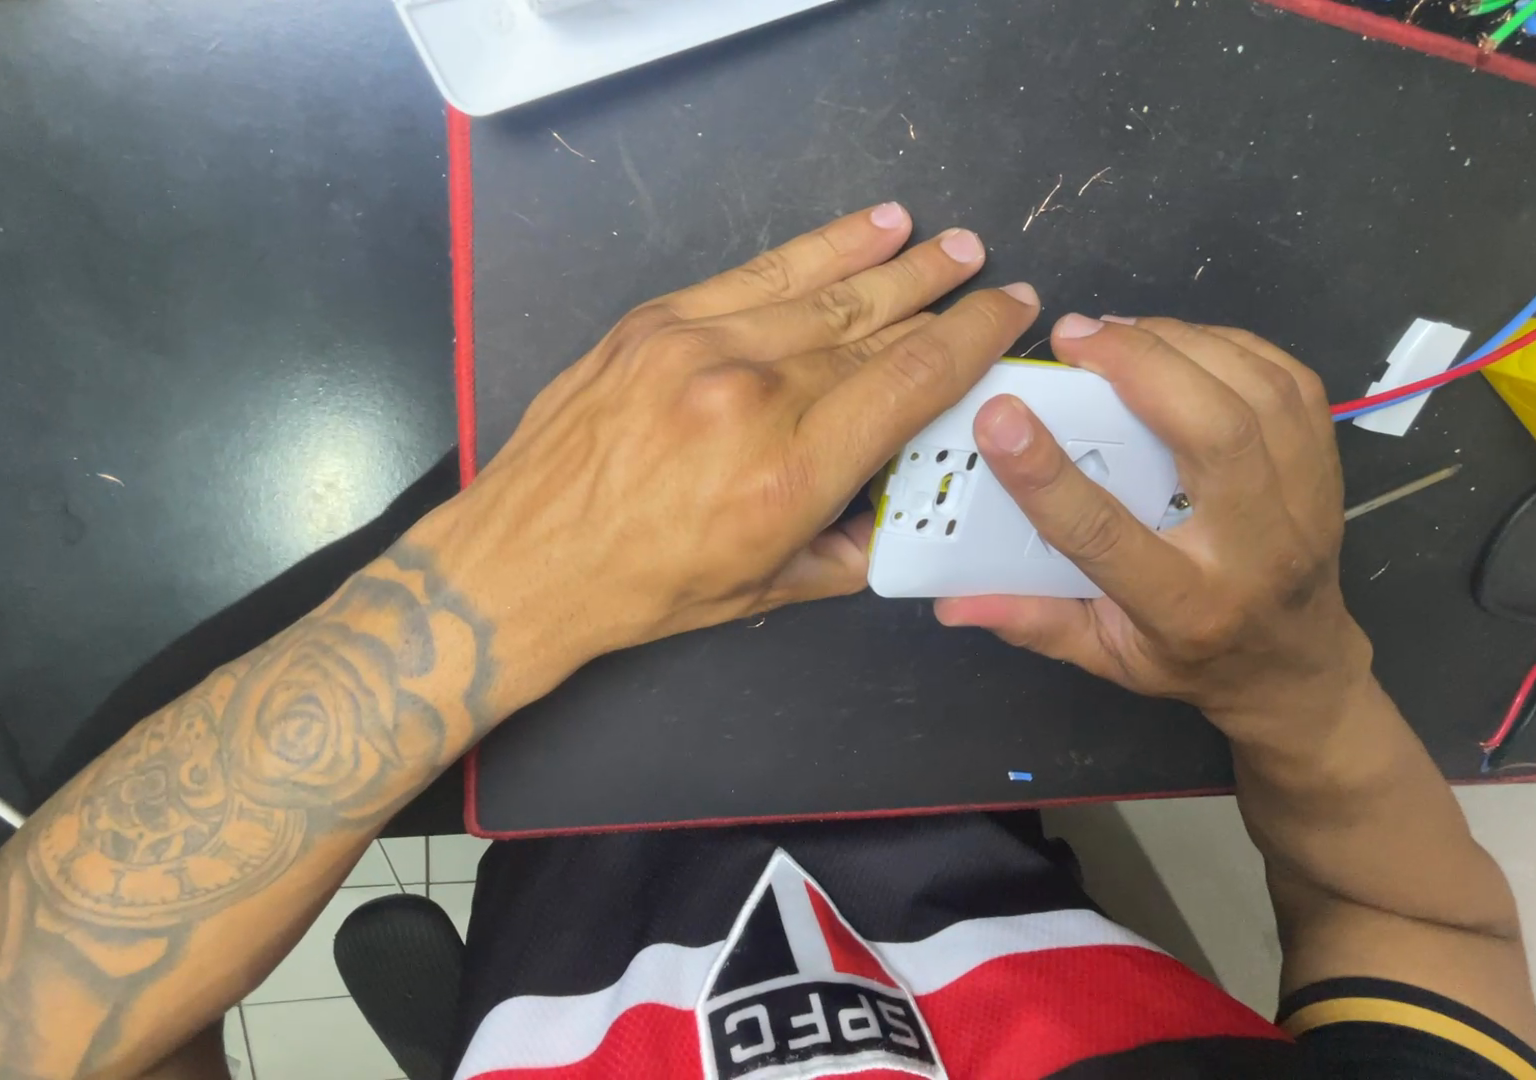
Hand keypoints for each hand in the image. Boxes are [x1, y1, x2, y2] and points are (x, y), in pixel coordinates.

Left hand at [441, 205, 1039, 680]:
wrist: (528, 558)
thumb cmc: (648, 587)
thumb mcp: (764, 590)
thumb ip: (846, 548)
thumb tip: (894, 511)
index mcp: (791, 473)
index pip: (908, 383)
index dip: (970, 341)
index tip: (1007, 313)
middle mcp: (754, 396)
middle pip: (872, 330)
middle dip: (941, 298)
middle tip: (988, 272)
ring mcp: (700, 347)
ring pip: (822, 292)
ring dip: (892, 263)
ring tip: (940, 243)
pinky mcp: (657, 322)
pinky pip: (757, 274)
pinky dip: (819, 249)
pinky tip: (865, 230)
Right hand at [933, 316, 1370, 741]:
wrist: (1297, 668)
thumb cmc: (1188, 660)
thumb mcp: (1102, 655)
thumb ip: (1031, 622)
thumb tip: (948, 604)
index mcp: (1182, 604)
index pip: (1105, 532)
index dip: (1047, 473)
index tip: (999, 415)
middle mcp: (1254, 548)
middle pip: (1214, 434)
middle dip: (1141, 367)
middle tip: (1074, 337)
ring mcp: (1303, 503)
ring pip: (1258, 394)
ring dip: (1181, 345)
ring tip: (1115, 331)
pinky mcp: (1326, 467)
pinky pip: (1288, 382)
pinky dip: (1227, 345)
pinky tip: (1174, 342)